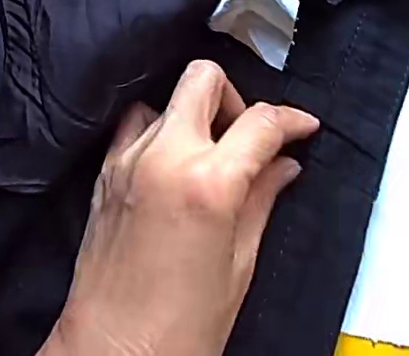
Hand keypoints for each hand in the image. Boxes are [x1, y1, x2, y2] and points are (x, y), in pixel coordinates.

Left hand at [39, 60, 319, 355]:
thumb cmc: (176, 332)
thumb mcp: (239, 263)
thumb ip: (264, 197)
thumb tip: (284, 164)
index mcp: (208, 183)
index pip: (261, 121)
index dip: (291, 119)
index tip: (303, 126)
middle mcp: (166, 158)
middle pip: (206, 78)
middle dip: (236, 97)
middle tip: (247, 135)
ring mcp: (130, 162)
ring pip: (171, 96)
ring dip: (196, 112)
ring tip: (210, 151)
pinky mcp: (105, 174)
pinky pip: (138, 123)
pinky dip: (161, 128)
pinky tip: (175, 161)